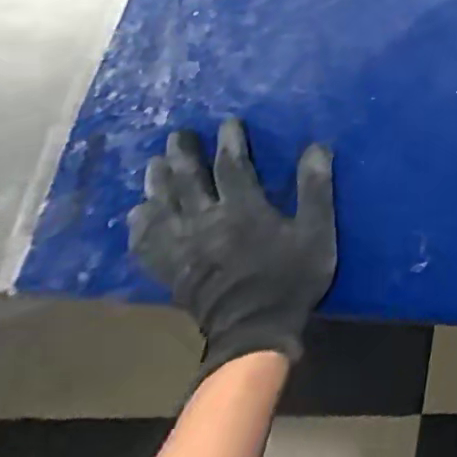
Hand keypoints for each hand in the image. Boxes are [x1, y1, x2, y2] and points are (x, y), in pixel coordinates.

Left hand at [128, 120, 335, 377]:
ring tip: (155, 163)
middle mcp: (206, 220)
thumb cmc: (289, 280)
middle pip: (187, 178)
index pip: (231, 164)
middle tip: (178, 134)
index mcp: (243, 208)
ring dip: (157, 181)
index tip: (228, 123)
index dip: (229, 140)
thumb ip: (315, 189)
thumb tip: (317, 147)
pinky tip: (138, 214)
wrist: (254, 333)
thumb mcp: (316, 233)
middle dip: (183, 153)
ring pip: (162, 205)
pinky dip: (140, 225)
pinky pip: (146, 243)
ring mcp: (183, 246)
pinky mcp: (169, 271)